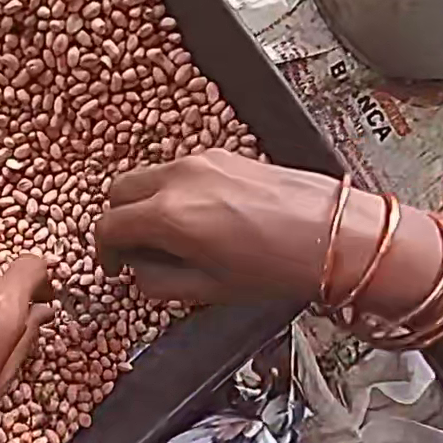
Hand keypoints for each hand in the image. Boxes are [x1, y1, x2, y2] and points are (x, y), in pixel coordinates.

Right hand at [94, 150, 358, 302]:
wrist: (337, 235)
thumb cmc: (278, 267)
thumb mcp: (208, 289)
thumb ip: (157, 281)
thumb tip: (138, 272)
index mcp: (168, 215)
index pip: (108, 226)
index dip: (104, 252)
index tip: (116, 267)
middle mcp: (177, 178)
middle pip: (118, 192)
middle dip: (119, 222)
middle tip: (137, 250)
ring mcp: (200, 160)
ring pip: (146, 177)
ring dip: (144, 204)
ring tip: (172, 236)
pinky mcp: (222, 153)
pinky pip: (177, 170)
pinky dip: (171, 192)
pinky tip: (199, 217)